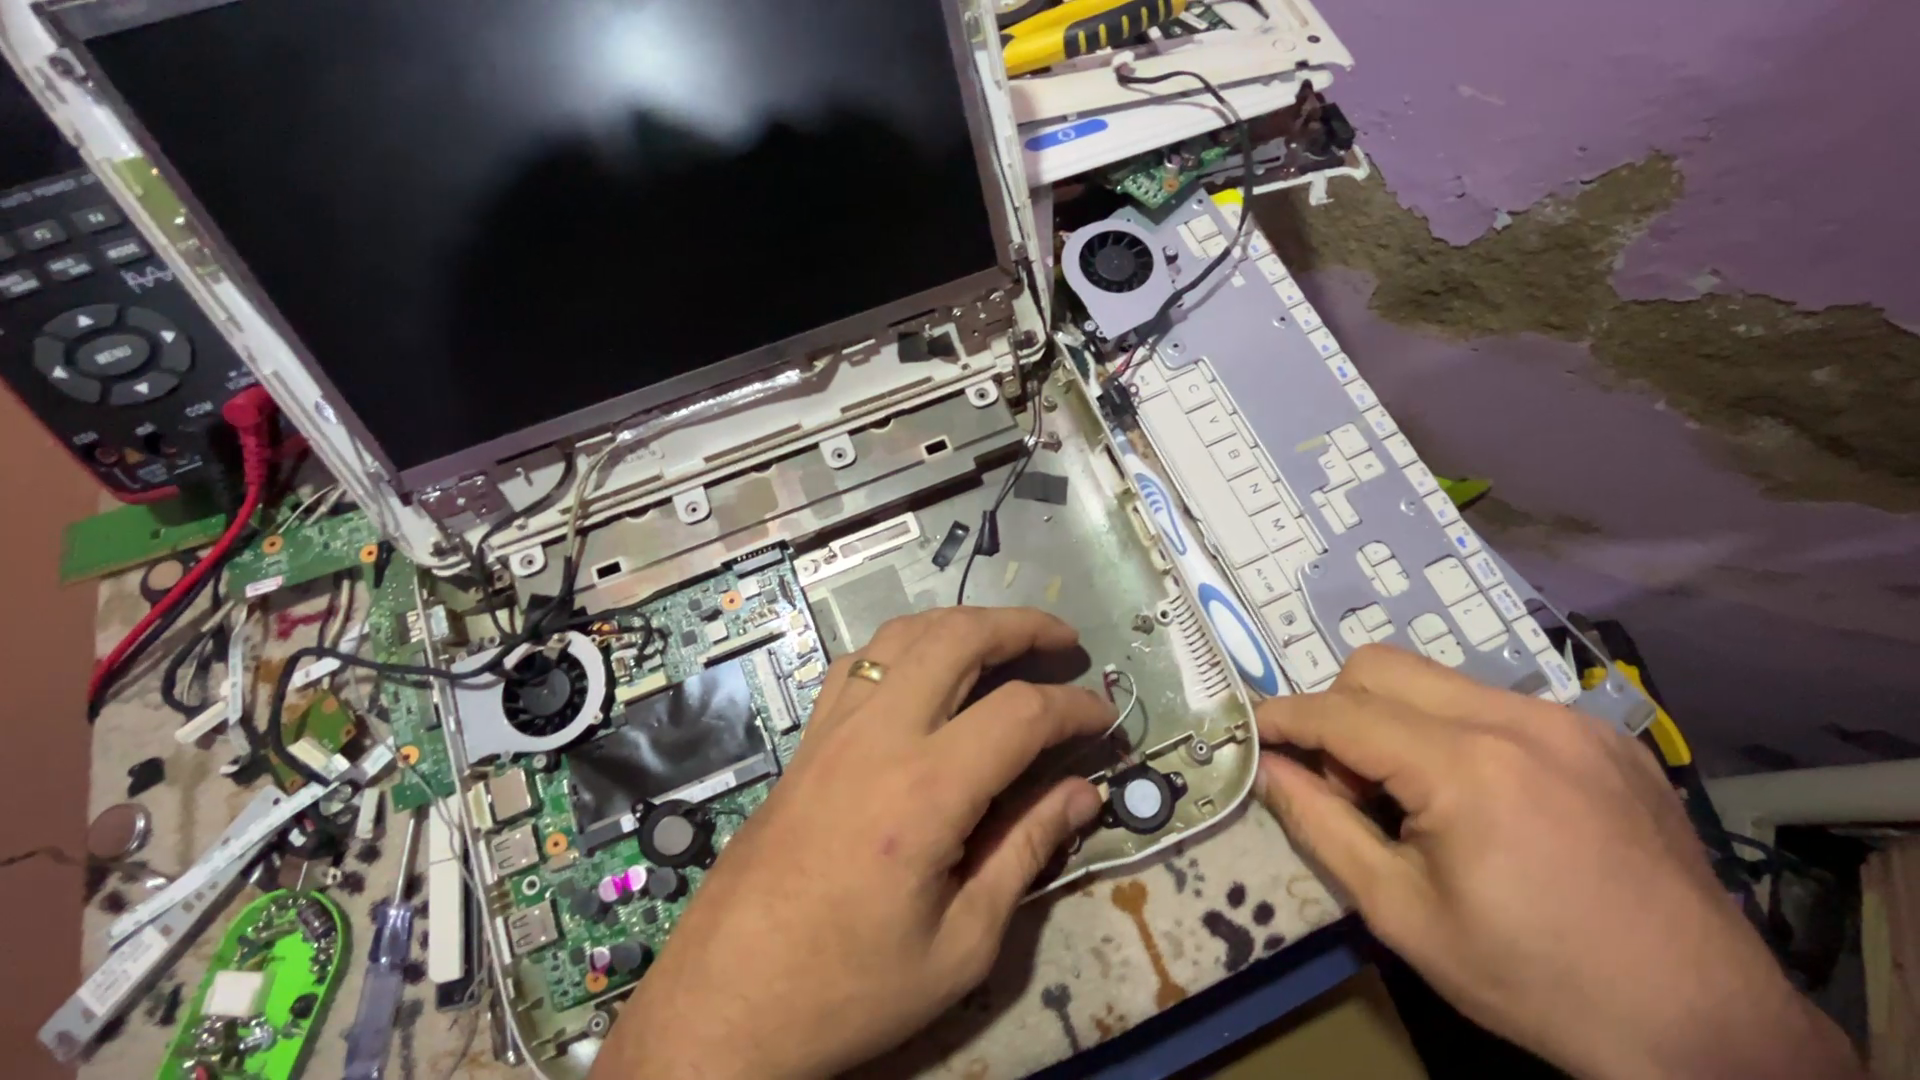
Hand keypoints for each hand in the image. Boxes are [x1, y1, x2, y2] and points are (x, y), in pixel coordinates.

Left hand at [594, 607, 1115, 1079]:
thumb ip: (1026, 852)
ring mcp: (833, 731)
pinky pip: (858, 664)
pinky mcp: (806, 742)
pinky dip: (905, 646)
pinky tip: (924, 671)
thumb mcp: (962, 943)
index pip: (1020, 713)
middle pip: (957, 637)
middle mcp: (878, 737)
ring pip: (902, 636)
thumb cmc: (850, 988)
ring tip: (1002, 640)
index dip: (1074, 708)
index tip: (1105, 720)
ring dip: (961, 623)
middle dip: (1021, 626)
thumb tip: (1083, 793)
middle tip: (1063, 642)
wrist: (727, 1003)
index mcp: (926, 790)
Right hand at [1254, 645, 1859, 1079]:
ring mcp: (1571, 721)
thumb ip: (1320, 825)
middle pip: (1382, 666)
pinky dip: (1456, 733)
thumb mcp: (1402, 913)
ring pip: (1438, 679)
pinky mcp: (1606, 736)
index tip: (1249, 734)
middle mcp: (1519, 720)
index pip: (1341, 712)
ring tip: (1417, 800)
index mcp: (1466, 767)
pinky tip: (1483, 801)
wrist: (1706, 1028)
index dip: (1283, 719)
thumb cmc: (1534, 979)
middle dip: (1338, 712)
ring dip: (1397, 722)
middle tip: (1350, 788)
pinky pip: (1496, 704)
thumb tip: (1267, 768)